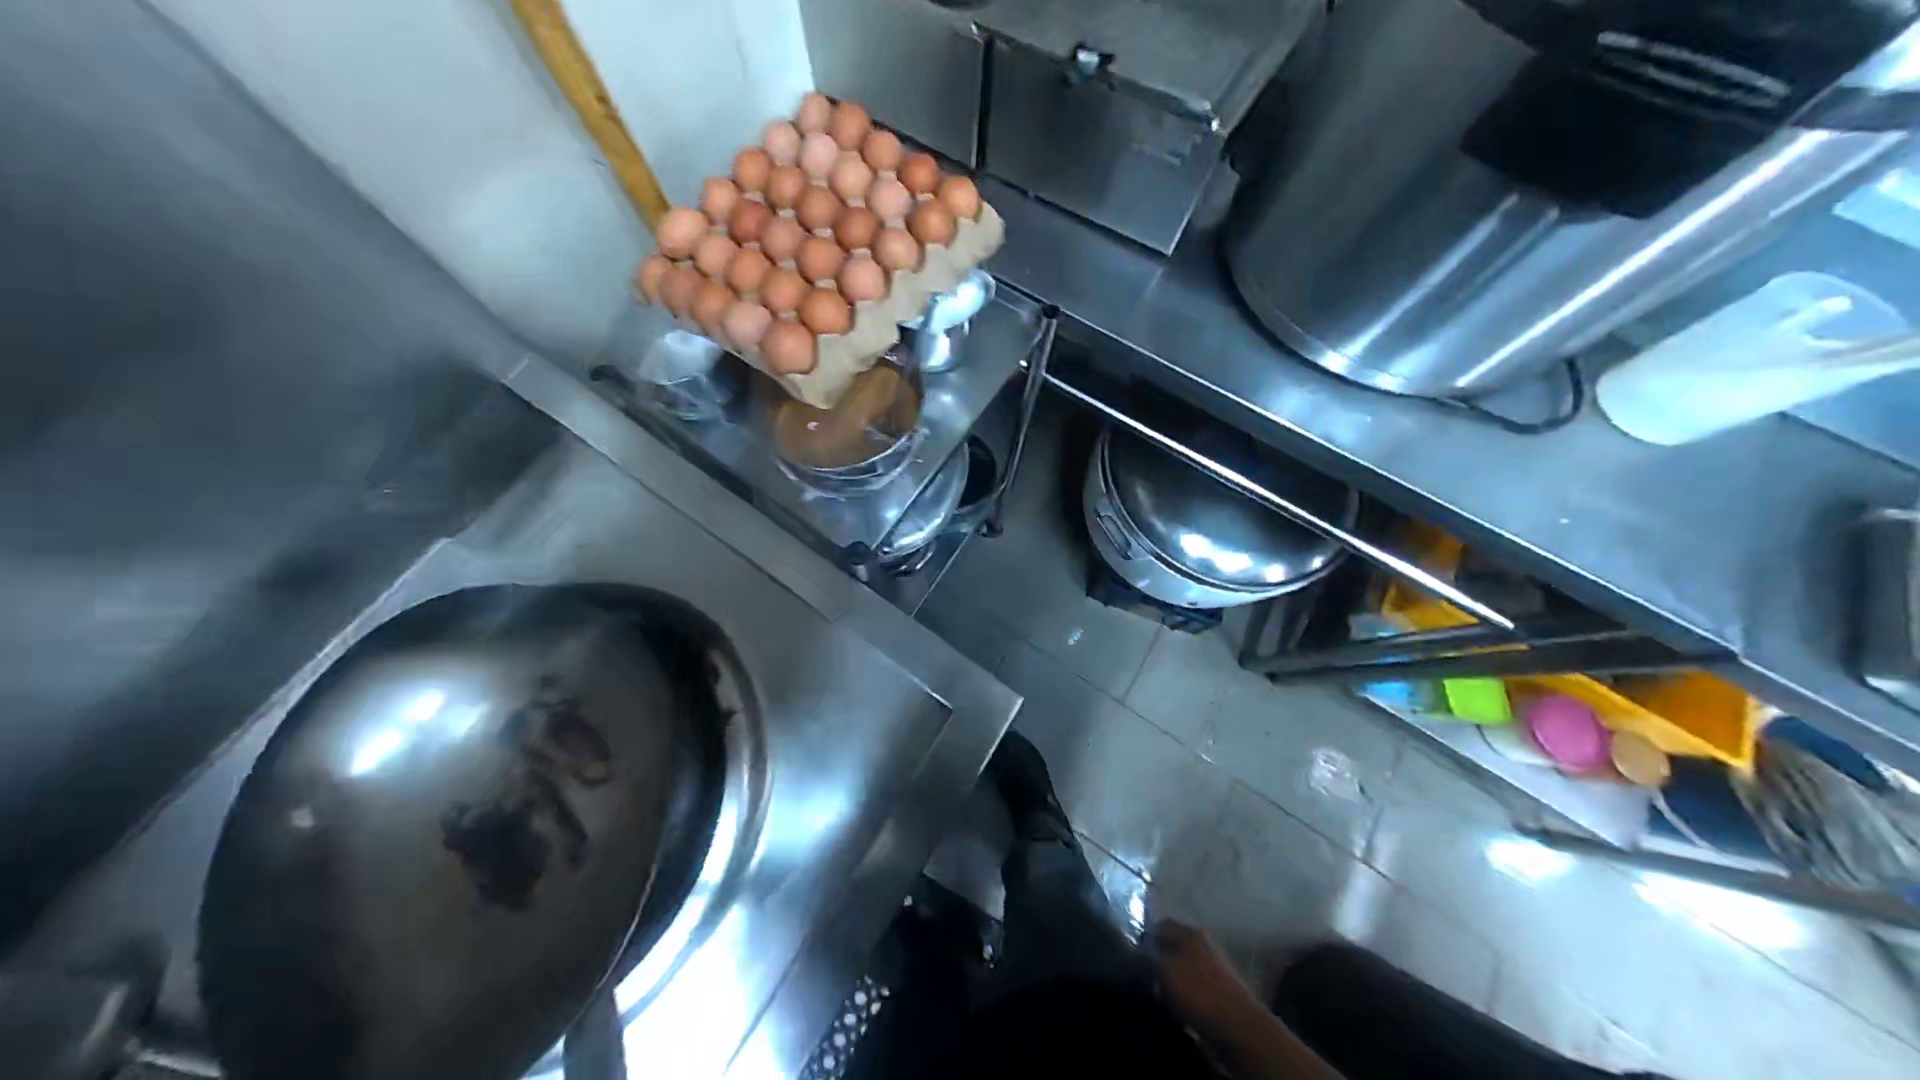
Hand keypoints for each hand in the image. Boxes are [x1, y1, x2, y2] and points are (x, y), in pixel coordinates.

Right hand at [1151, 920, 1263, 1040]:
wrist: (1238, 1025)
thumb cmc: (1197, 991)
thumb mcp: (1164, 970)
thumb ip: (1152, 956)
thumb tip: (1146, 950)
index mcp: (1189, 931)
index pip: (1162, 924)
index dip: (1147, 938)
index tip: (1138, 955)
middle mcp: (1204, 941)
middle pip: (1176, 944)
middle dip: (1162, 957)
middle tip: (1150, 974)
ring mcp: (1217, 963)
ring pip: (1187, 963)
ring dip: (1176, 975)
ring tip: (1165, 991)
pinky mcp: (1224, 985)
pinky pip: (1199, 981)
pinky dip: (1190, 989)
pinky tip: (1183, 1002)